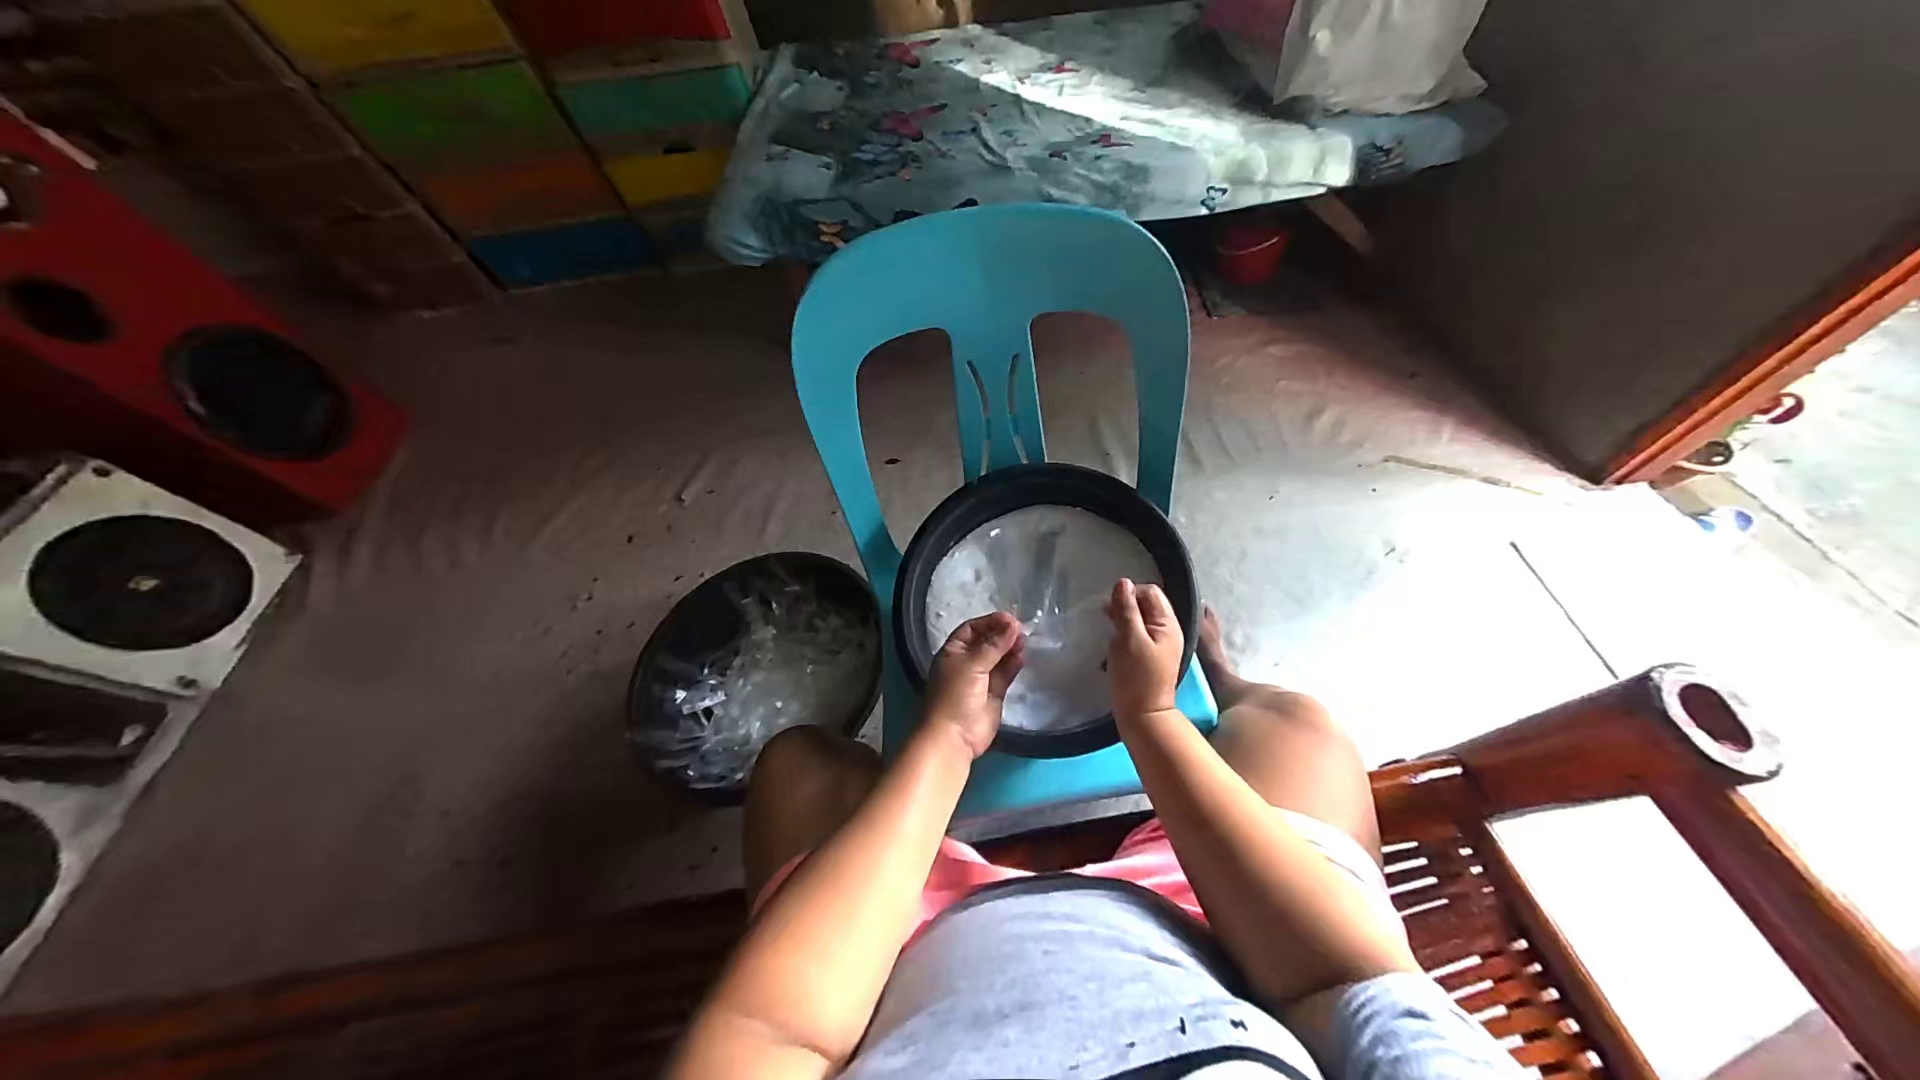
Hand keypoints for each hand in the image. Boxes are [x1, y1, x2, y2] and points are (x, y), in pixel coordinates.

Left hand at [922, 612, 1025, 758]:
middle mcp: (966, 662)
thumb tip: (1013, 625)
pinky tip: (1023, 656)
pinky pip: (1005, 674)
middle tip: (1022, 629)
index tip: (1011, 619)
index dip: (990, 622)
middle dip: (1003, 634)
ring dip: (1010, 648)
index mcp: (953, 651)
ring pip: (998, 657)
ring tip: (1025, 640)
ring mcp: (981, 678)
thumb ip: (994, 645)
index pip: (972, 628)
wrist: (954, 736)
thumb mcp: (972, 664)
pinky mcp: (994, 693)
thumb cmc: (955, 695)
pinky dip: (1013, 664)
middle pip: (987, 641)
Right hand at [1106, 578, 1183, 718]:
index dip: (1130, 594)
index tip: (1111, 608)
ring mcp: (1160, 644)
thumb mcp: (1129, 640)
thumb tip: (1123, 583)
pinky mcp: (1150, 656)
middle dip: (1126, 606)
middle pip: (1147, 604)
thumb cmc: (1136, 677)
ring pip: (1141, 619)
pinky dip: (1125, 633)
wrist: (1143, 716)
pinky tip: (1115, 644)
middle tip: (1107, 618)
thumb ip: (1126, 610)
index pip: (1151, 592)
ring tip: (1109, 631)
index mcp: (1168, 624)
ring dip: (1124, 620)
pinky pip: (1138, 634)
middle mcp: (1169, 631)